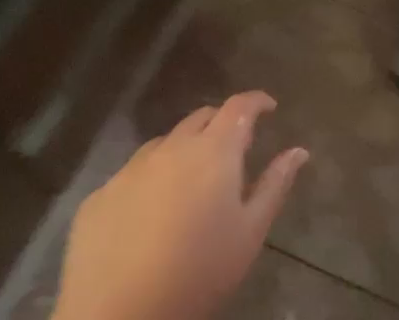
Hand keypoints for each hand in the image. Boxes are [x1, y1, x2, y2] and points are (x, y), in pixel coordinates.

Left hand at [54, 91, 306, 319]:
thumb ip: (275, 184)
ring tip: (192, 182)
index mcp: (213, 151)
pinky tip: (151, 213)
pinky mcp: (99, 196)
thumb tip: (299, 151)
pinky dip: (150, 180)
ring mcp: (129, 170)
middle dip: (221, 124)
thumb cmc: (199, 271)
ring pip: (164, 144)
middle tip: (235, 149)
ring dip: (184, 150)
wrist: (119, 315)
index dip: (256, 101)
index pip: (238, 106)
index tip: (269, 107)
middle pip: (200, 118)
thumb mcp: (250, 232)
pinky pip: (131, 175)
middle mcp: (170, 148)